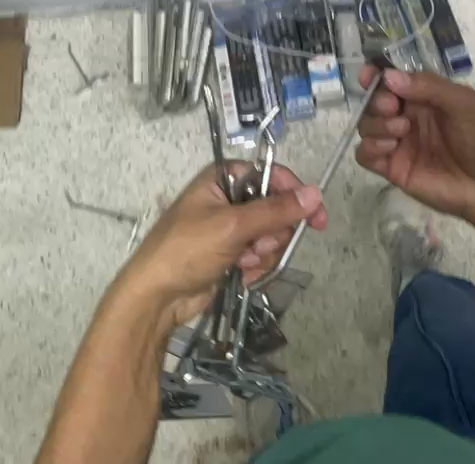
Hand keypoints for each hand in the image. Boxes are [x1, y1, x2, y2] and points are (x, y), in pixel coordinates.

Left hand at [116, 162, 329, 322]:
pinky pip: (261, 254)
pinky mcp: (232, 253)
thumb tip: (315, 193)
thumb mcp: (232, 226)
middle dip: (273, 233)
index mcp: (224, 177)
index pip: (272, 175)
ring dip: (263, 253)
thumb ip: (275, 210)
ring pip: (272, 235)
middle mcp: (229, 197)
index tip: (318, 218)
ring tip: (242, 263)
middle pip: (276, 208)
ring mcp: (231, 227)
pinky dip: (256, 266)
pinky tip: (240, 274)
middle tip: (258, 246)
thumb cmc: (187, 250)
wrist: (156, 298)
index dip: (295, 194)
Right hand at [355, 66, 474, 226]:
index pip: (391, 81)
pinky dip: (369, 147)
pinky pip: (365, 155)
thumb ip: (428, 86)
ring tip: (400, 130)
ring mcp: (399, 143)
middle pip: (374, 101)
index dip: (375, 75)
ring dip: (375, 123)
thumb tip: (388, 76)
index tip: (367, 76)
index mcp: (424, 98)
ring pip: (367, 125)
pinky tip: (389, 147)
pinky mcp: (393, 168)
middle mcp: (407, 117)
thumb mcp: (464, 103)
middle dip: (377, 100)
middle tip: (392, 107)